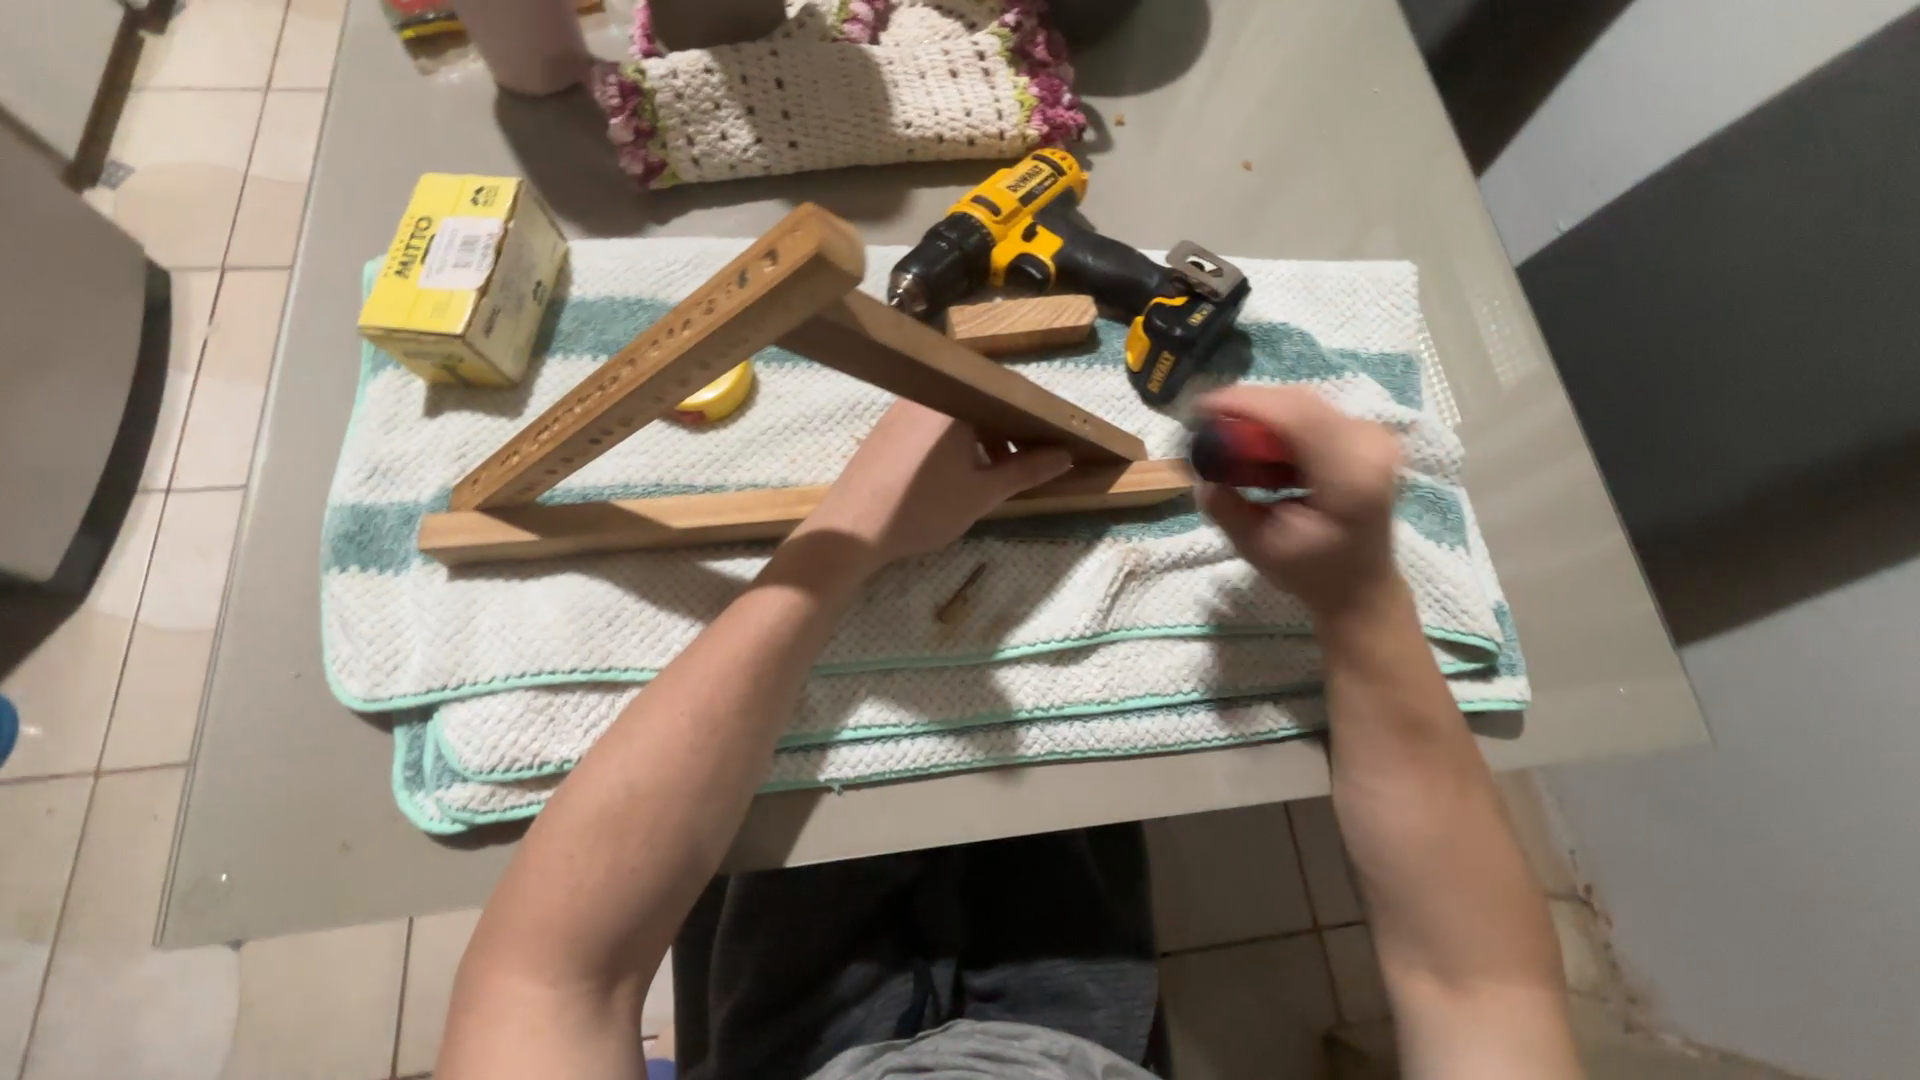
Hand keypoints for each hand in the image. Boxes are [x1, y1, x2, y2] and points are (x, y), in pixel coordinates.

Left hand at [792, 400, 1074, 571]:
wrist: (852, 529)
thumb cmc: (922, 509)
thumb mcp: (982, 494)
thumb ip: (1026, 471)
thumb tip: (1065, 456)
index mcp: (955, 401)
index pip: (1006, 392)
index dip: (1031, 416)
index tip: (1047, 442)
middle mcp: (928, 393)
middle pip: (980, 402)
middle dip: (1006, 432)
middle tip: (1022, 465)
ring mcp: (902, 407)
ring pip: (954, 414)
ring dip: (980, 439)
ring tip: (990, 477)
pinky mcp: (886, 426)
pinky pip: (931, 423)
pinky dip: (952, 442)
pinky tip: (953, 475)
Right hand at [1196, 386, 1402, 615]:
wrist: (1361, 585)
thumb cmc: (1312, 573)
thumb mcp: (1258, 549)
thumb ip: (1227, 509)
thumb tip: (1200, 474)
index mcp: (1349, 476)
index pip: (1295, 416)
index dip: (1244, 403)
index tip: (1199, 408)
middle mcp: (1368, 445)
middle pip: (1297, 401)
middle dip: (1245, 406)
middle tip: (1204, 424)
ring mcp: (1371, 436)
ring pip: (1302, 402)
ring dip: (1259, 414)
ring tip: (1227, 438)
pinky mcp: (1364, 435)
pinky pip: (1311, 412)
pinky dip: (1276, 422)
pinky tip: (1257, 446)